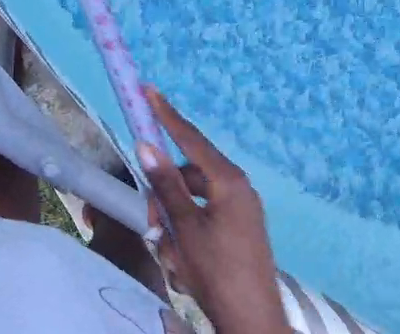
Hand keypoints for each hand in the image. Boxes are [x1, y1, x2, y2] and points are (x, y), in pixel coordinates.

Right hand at [139, 86, 287, 333]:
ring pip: (193, 198)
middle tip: (153, 222)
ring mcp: (241, 209)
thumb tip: (146, 145)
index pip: (190, 138)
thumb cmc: (218, 271)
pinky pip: (203, 215)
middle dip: (165, 195)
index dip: (166, 114)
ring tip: (168, 250)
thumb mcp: (185, 227)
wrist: (253, 324)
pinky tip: (180, 257)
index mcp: (228, 181)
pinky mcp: (240, 229)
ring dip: (174, 218)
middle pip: (188, 173)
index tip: (148, 90)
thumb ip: (165, 184)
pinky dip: (187, 228)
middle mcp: (238, 188)